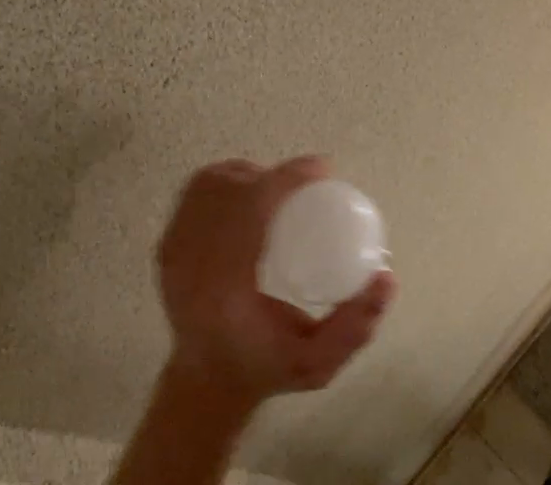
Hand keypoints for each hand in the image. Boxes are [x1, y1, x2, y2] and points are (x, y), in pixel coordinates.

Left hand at [156, 155, 396, 406]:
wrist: (208, 380)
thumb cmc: (267, 366)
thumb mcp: (320, 363)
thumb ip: (356, 326)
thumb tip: (386, 276)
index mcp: (224, 292)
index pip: (252, 211)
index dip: (289, 178)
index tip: (323, 170)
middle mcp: (189, 266)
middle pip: (230, 189)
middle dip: (273, 174)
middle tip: (306, 182)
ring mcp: (171, 254)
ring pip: (208, 184)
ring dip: (247, 174)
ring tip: (277, 186)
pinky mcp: (164, 246)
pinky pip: (194, 193)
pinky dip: (224, 181)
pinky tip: (246, 191)